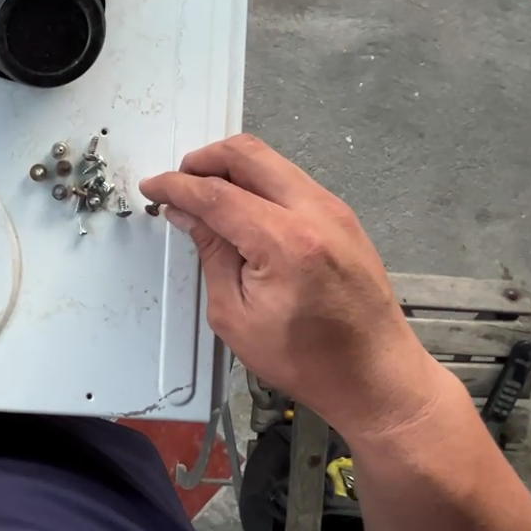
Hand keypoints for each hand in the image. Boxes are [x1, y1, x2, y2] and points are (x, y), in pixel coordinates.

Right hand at [139, 135, 449, 439]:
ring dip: (229, 166)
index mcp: (285, 243)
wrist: (376, 376)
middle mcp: (314, 213)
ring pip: (270, 159)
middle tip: (178, 182)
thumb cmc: (307, 359)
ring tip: (204, 195)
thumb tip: (187, 215)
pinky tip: (239, 207)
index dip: (176, 186)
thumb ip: (211, 254)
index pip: (216, 194)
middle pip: (246, 154)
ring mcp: (333, 209)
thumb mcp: (235, 315)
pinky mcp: (341, 214)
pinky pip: (288, 177)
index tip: (153, 188)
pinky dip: (255, 179)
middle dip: (202, 159)